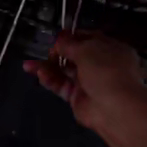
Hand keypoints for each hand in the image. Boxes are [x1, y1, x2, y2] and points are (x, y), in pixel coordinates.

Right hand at [22, 31, 146, 138]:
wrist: (116, 108)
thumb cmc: (106, 70)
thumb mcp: (86, 49)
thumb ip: (69, 43)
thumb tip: (59, 38)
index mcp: (110, 48)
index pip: (88, 38)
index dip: (71, 37)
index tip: (57, 38)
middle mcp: (101, 64)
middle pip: (74, 55)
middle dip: (57, 52)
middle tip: (46, 52)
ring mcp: (89, 82)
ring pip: (65, 71)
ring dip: (48, 67)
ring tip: (30, 65)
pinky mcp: (78, 98)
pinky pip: (62, 85)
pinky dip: (51, 79)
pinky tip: (39, 74)